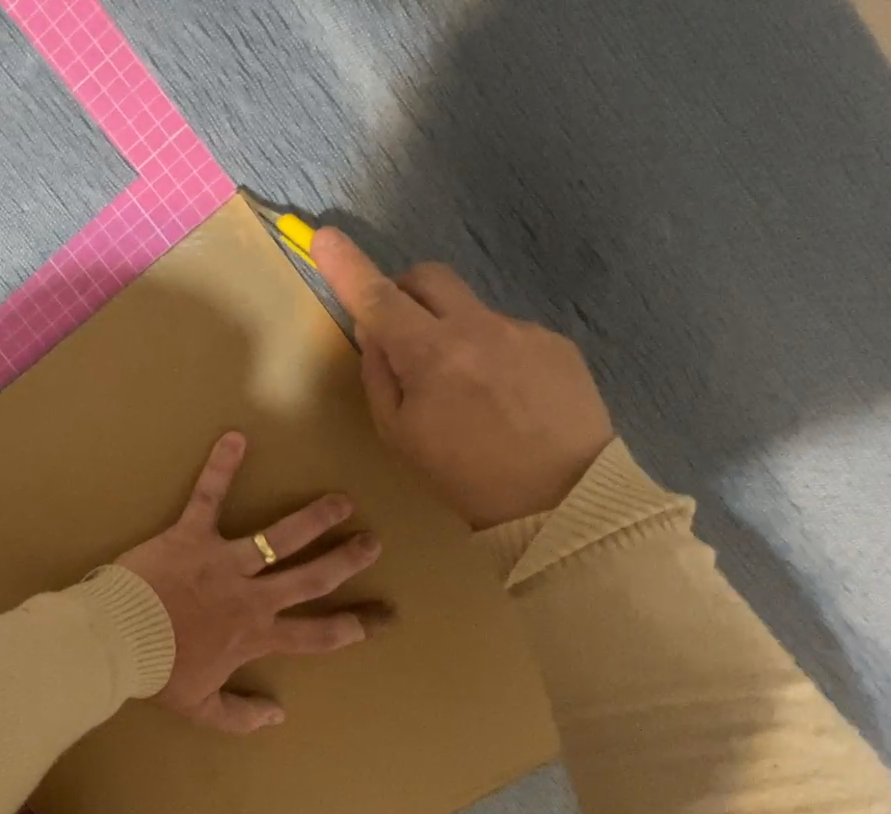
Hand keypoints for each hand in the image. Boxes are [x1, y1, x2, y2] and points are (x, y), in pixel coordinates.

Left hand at [116, 432, 382, 733]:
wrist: (117, 641)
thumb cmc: (157, 672)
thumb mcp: (200, 707)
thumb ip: (240, 715)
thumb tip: (277, 717)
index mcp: (255, 635)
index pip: (317, 634)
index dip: (353, 627)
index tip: (381, 618)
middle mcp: (251, 595)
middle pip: (311, 577)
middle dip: (346, 560)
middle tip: (371, 542)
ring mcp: (224, 562)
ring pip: (279, 536)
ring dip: (313, 517)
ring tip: (339, 500)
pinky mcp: (191, 536)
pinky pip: (207, 497)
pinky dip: (220, 467)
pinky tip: (234, 437)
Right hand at [310, 228, 614, 529]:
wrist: (564, 498)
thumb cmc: (463, 474)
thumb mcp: (398, 433)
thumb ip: (380, 375)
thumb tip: (376, 334)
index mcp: (432, 354)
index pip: (378, 297)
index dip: (347, 267)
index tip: (326, 238)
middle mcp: (479, 328)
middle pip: (428, 276)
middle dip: (402, 290)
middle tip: (395, 331)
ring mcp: (523, 331)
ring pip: (467, 310)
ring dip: (448, 332)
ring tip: (462, 392)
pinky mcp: (556, 343)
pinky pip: (503, 334)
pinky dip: (487, 354)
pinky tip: (500, 398)